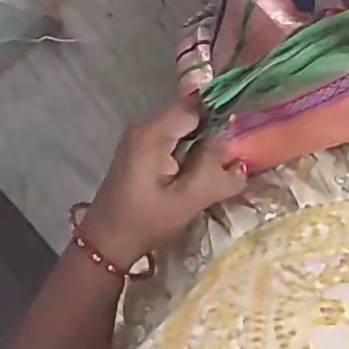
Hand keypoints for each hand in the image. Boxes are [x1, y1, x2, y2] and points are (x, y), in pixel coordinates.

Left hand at [77, 98, 247, 267]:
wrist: (106, 243)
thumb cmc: (145, 222)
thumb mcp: (185, 202)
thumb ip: (215, 174)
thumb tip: (239, 155)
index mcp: (153, 133)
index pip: (194, 105)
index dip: (220, 113)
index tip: (243, 129)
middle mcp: (145, 126)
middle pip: (189, 113)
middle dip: (214, 128)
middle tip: (237, 149)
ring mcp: (141, 136)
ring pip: (183, 125)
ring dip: (203, 139)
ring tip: (224, 159)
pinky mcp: (142, 148)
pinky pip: (173, 137)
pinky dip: (190, 147)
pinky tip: (202, 167)